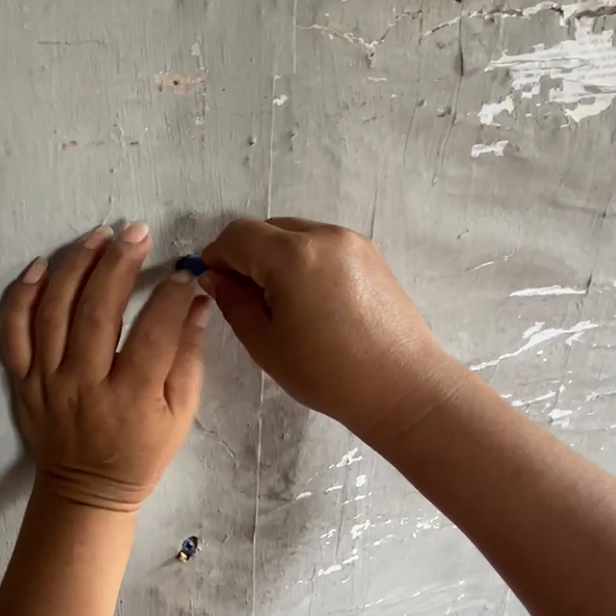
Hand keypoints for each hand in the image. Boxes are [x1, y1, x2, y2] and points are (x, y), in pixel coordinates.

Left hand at [0, 223, 211, 511]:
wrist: (85, 492)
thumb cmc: (141, 454)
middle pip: (98, 311)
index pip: (153, 331)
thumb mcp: (181, 415)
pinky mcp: (22, 381)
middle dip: (120, 264)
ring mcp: (46, 381)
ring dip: (76, 266)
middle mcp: (84, 384)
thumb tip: (197, 302)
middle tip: (137, 231)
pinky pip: (14, 332)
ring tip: (98, 236)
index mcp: (130, 397)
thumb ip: (188, 358)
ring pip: (54, 311)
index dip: (171, 295)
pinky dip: (22, 296)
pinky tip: (41, 266)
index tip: (183, 271)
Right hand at [200, 217, 463, 439]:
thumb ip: (233, 302)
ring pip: (294, 234)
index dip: (217, 255)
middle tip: (244, 297)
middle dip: (246, 255)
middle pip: (266, 228)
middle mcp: (324, 235)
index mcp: (293, 256)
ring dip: (274, 256)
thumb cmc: (328, 373)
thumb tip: (214, 276)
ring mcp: (352, 241)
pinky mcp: (370, 253)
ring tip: (280, 302)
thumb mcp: (266, 344)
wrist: (402, 387)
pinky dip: (302, 259)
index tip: (212, 283)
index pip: (238, 235)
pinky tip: (308, 299)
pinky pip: (321, 243)